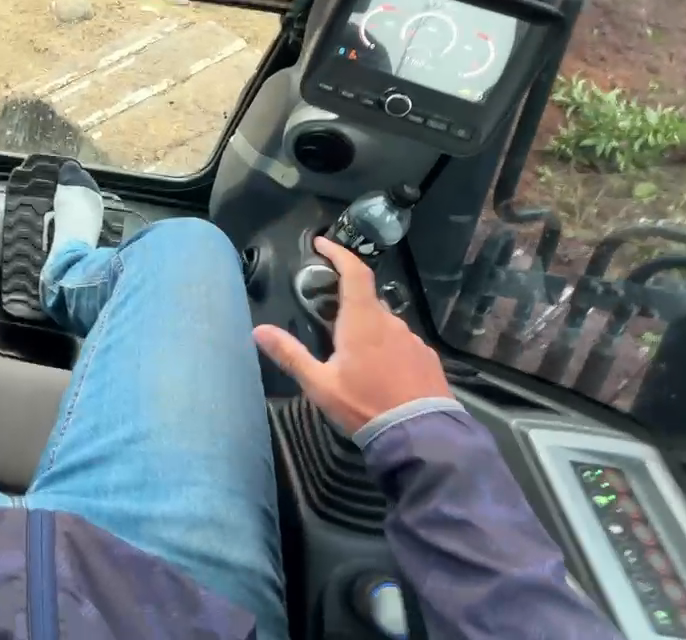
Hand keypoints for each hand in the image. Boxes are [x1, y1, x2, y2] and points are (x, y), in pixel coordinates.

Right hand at [253, 237, 451, 435]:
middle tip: (328, 320)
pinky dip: (387, 349)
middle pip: (367, 301)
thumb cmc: (365, 405)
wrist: (425, 440)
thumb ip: (290, 354)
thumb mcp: (320, 384)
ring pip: (385, 325)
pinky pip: (402, 344)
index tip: (322, 244)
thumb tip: (258, 330)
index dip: (339, 253)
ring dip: (368, 331)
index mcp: (363, 321)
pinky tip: (380, 373)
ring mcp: (413, 342)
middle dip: (347, 304)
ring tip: (354, 357)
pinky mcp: (428, 361)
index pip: (354, 273)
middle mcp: (391, 323)